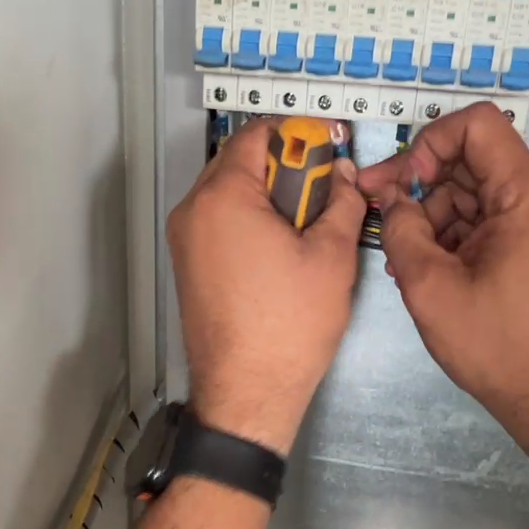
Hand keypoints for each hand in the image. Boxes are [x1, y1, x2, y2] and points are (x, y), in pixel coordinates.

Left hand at [169, 120, 363, 455]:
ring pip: (226, 194)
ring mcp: (183, 241)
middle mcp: (191, 210)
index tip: (329, 151)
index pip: (257, 135)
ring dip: (265, 195)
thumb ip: (342, 202)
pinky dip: (246, 221)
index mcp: (223, 196)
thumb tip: (345, 176)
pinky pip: (217, 223)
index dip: (298, 136)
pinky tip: (279, 249)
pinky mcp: (186, 267)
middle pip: (237, 162)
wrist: (247, 392)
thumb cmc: (291, 323)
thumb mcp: (332, 256)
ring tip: (305, 225)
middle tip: (322, 192)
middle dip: (282, 167)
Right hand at [357, 102, 528, 437]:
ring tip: (400, 258)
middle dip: (420, 184)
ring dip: (432, 216)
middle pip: (472, 160)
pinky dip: (453, 234)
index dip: (428, 143)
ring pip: (475, 192)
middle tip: (377, 212)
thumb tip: (391, 197)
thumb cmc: (492, 345)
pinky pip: (488, 218)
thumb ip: (401, 229)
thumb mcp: (429, 286)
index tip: (400, 183)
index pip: (477, 125)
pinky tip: (424, 264)